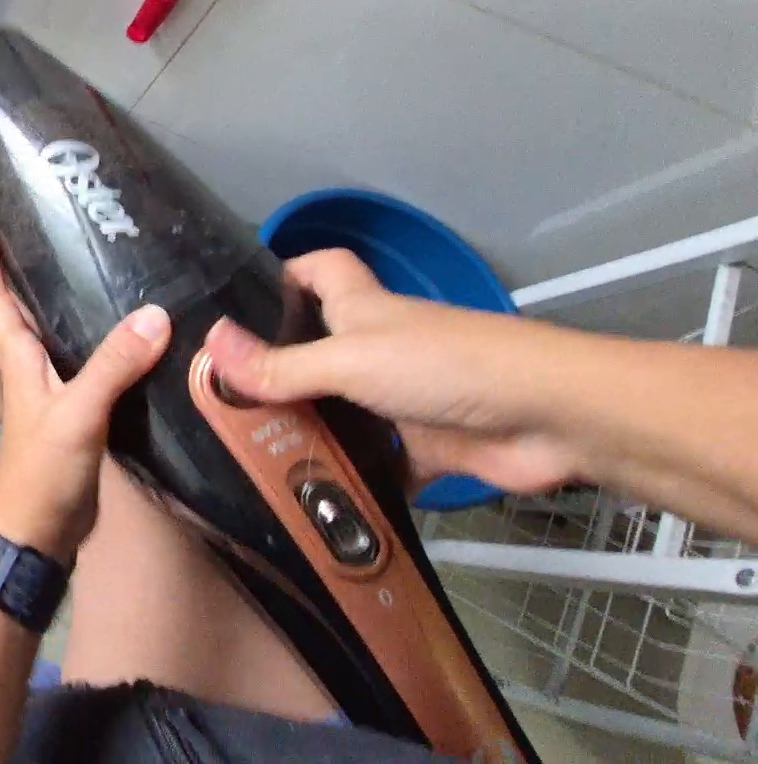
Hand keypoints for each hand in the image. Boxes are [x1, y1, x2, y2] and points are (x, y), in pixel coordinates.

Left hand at [0, 220, 170, 561]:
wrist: (41, 528)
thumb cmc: (43, 467)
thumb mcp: (78, 412)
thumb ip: (111, 366)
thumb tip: (153, 314)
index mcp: (17, 358)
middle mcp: (27, 366)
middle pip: (19, 310)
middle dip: (22, 271)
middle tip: (44, 230)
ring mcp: (49, 388)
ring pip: (49, 334)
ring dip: (55, 303)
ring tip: (86, 268)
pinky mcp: (73, 409)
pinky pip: (79, 362)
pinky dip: (93, 341)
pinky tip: (122, 333)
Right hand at [205, 248, 580, 494]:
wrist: (556, 421)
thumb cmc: (444, 365)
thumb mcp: (347, 360)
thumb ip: (278, 365)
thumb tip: (207, 346)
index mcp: (359, 308)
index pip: (317, 268)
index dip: (282, 272)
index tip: (239, 299)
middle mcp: (375, 346)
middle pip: (313, 345)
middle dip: (271, 367)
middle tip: (215, 395)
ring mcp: (399, 397)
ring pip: (337, 408)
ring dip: (304, 429)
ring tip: (241, 450)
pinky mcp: (423, 446)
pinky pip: (372, 463)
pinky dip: (348, 479)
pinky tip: (304, 496)